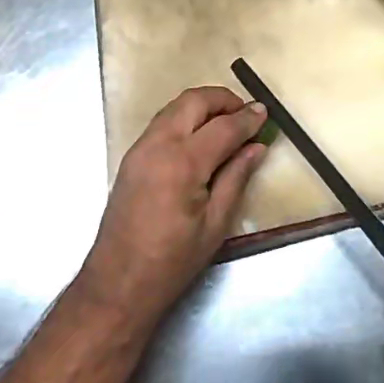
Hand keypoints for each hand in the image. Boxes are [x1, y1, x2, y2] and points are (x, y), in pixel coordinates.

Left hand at [75, 87, 265, 324]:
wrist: (118, 283)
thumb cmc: (172, 261)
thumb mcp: (215, 224)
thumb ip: (236, 177)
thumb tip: (256, 147)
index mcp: (182, 163)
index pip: (223, 126)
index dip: (247, 118)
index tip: (265, 112)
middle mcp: (158, 145)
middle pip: (194, 101)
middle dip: (223, 99)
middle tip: (246, 113)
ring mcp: (140, 148)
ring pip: (175, 107)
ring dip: (203, 105)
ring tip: (227, 122)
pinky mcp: (131, 156)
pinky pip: (162, 122)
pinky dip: (185, 117)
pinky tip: (200, 136)